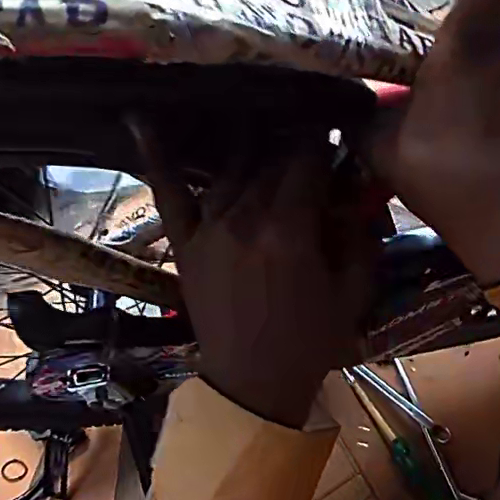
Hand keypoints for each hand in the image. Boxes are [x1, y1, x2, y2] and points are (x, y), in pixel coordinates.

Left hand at [135, 121, 378, 428]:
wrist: (252, 382)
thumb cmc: (309, 342)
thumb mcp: (352, 292)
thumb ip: (360, 235)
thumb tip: (358, 189)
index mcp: (289, 231)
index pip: (307, 159)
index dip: (323, 137)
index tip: (333, 126)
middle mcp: (244, 219)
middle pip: (270, 158)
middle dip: (292, 141)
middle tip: (305, 132)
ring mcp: (208, 228)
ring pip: (229, 166)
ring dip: (248, 141)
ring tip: (259, 117)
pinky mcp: (185, 242)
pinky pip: (168, 193)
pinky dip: (155, 155)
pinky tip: (140, 117)